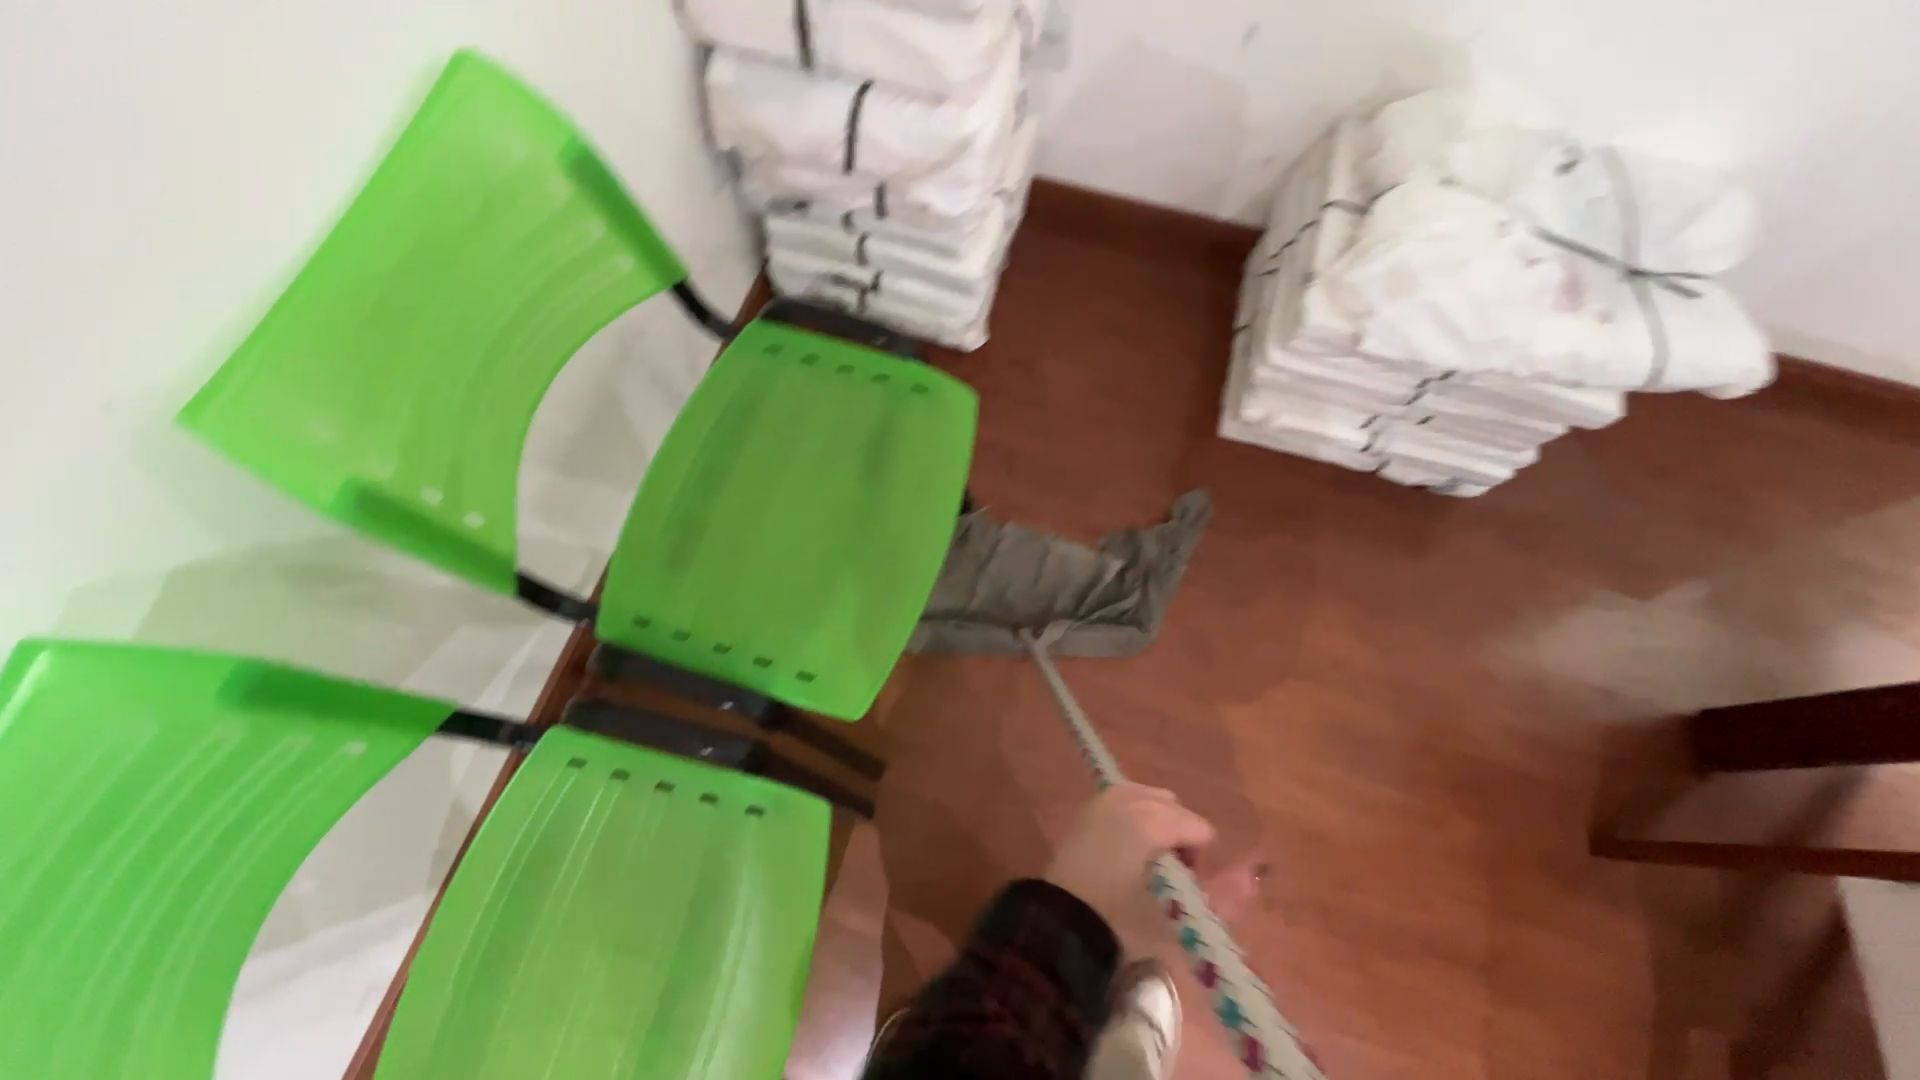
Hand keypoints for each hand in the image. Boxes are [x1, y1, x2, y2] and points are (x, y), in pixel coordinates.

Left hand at [1044, 784, 1264, 955]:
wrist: (1061, 926)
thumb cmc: (1122, 922)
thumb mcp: (1175, 917)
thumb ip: (1222, 895)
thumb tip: (1256, 874)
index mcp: (1150, 819)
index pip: (1198, 828)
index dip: (1197, 859)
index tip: (1183, 888)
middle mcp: (1127, 798)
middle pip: (1173, 808)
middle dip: (1178, 836)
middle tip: (1167, 877)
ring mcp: (1102, 801)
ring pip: (1149, 799)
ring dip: (1157, 825)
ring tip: (1147, 865)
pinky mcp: (1086, 811)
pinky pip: (1124, 802)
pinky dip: (1134, 820)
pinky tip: (1126, 853)